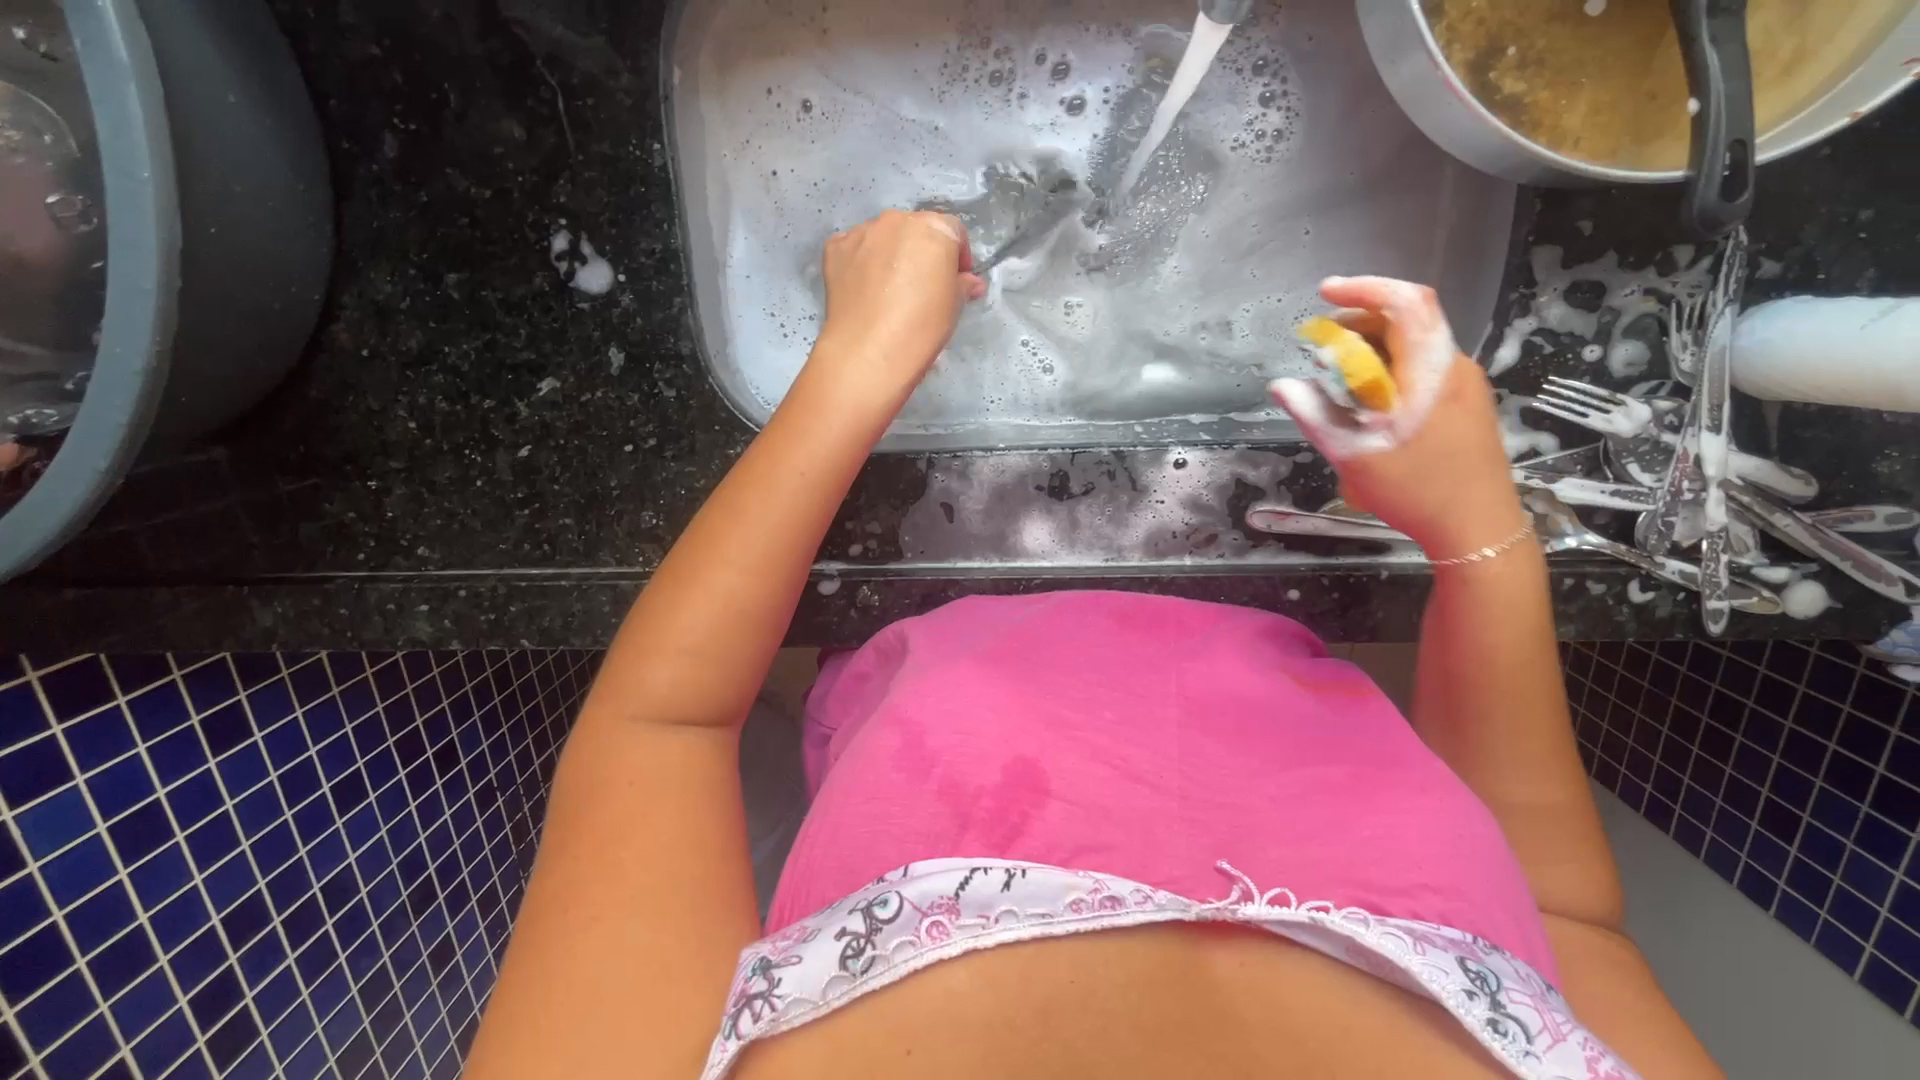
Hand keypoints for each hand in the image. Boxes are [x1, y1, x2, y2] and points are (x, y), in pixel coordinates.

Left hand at [807, 210, 986, 404]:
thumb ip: (962, 285)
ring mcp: (862, 232)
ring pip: (882, 238)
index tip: (957, 280)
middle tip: (923, 287)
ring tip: (889, 291)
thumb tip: (969, 282)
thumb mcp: (954, 306)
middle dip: (921, 253)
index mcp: (934, 228)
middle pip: (914, 230)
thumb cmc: (922, 325)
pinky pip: (853, 249)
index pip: (953, 231)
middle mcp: (896, 220)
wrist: (869, 349)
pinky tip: (864, 290)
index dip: (958, 256)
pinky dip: (860, 263)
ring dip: (889, 255)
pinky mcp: (835, 249)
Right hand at [1271, 276, 1524, 559]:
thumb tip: (1281, 386)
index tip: (1326, 293)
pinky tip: (1366, 399)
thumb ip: (1315, 415)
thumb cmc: (1417, 491)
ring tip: (1334, 373)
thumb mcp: (1354, 455)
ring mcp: (1463, 386)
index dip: (1366, 287)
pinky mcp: (1464, 405)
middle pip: (1408, 320)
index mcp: (1431, 371)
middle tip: (1318, 343)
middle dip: (1358, 321)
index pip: (1406, 302)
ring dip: (1371, 348)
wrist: (1479, 530)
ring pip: (1414, 346)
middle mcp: (1453, 368)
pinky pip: (1422, 368)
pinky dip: (1389, 368)